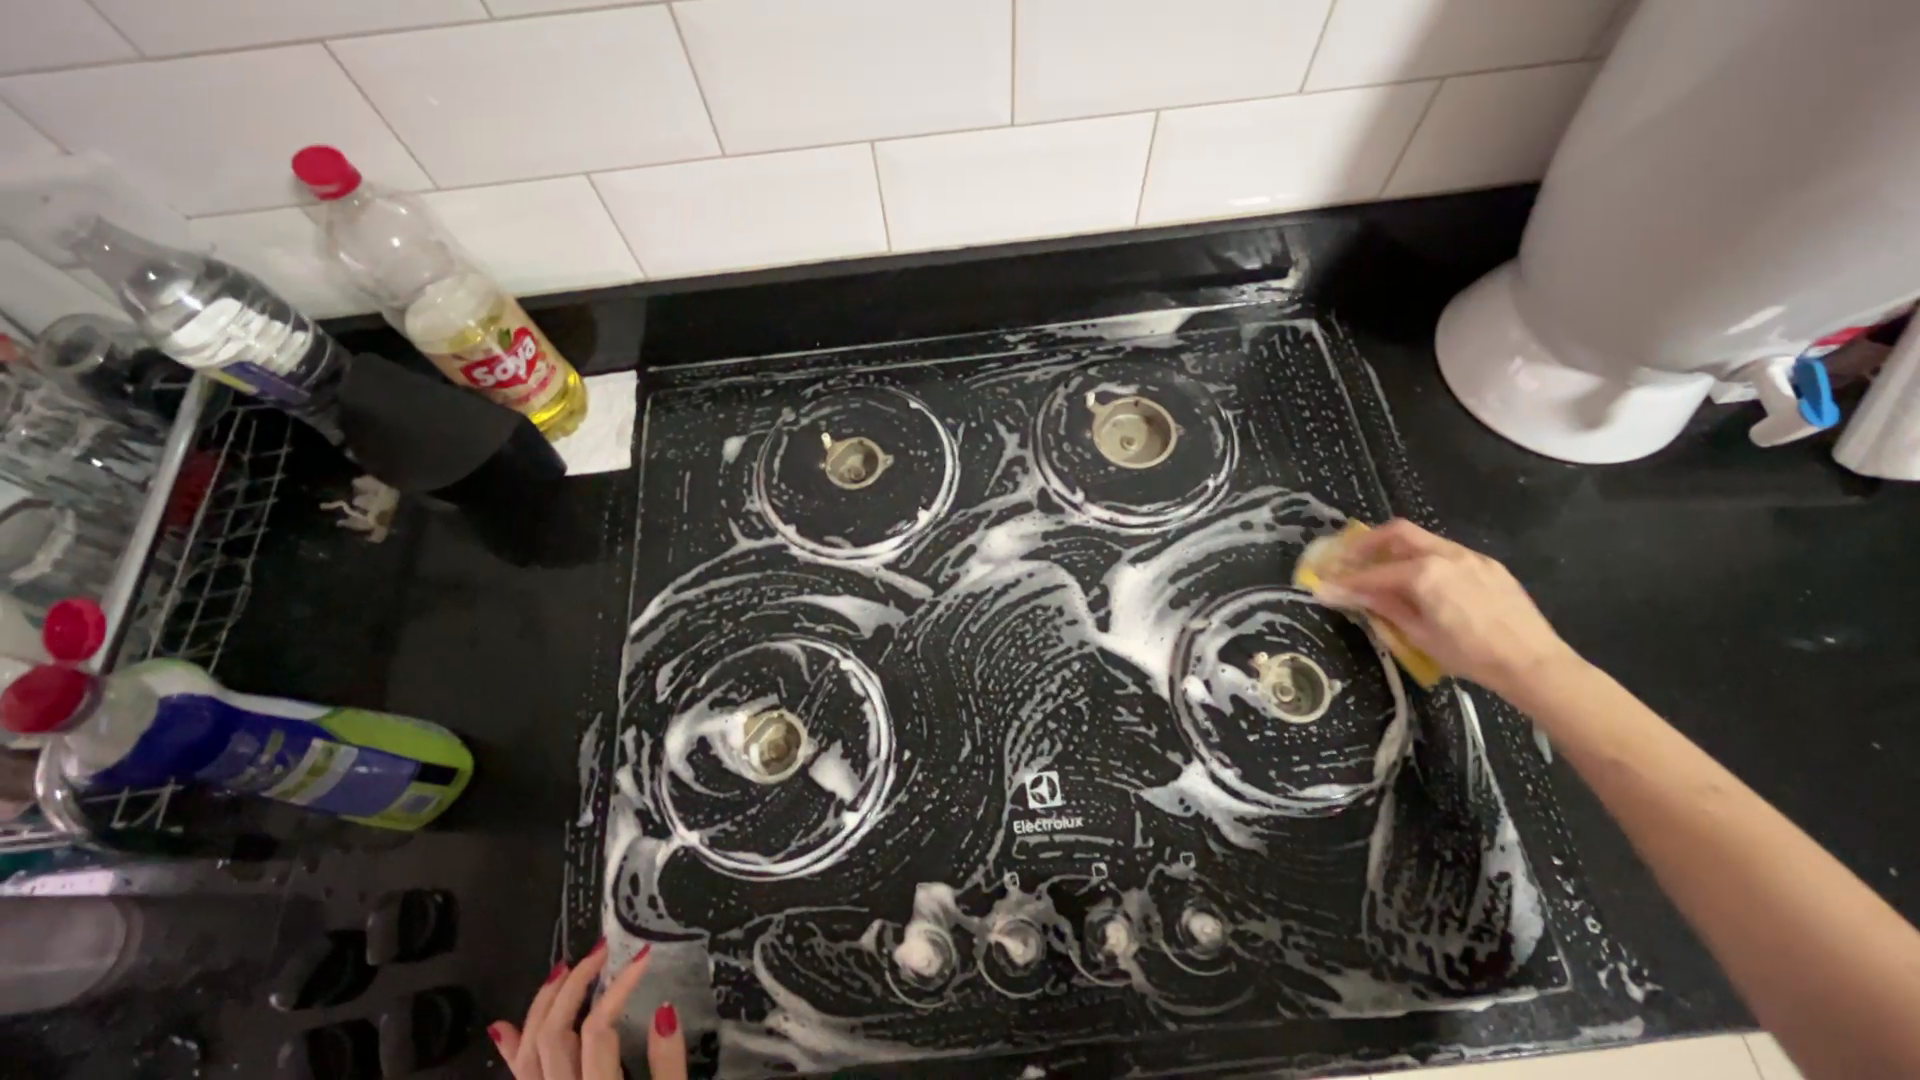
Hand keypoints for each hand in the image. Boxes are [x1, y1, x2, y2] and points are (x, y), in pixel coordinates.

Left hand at [490, 941, 687, 1079]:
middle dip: (576, 984)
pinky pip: (518, 1076)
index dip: (619, 987)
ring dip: (544, 1004)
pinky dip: (511, 1048)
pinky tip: (504, 1026)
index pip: (599, 1028)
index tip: (644, 956)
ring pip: (529, 1050)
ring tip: (566, 969)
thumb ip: (668, 1065)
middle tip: (601, 950)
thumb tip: (665, 1011)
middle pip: (554, 1033)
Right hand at [1317, 519, 1579, 698]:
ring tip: (1380, 569)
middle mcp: (1446, 555)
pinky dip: (1423, 558)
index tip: (1323, 584)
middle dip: (1367, 544)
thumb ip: (1383, 607)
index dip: (1346, 580)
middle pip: (1397, 533)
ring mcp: (1470, 557)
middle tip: (1347, 558)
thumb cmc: (1471, 655)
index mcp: (1426, 574)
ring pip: (1423, 540)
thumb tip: (1345, 595)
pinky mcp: (1488, 564)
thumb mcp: (1420, 635)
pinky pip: (1446, 552)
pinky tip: (1420, 580)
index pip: (1374, 573)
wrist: (1533, 662)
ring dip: (1396, 550)